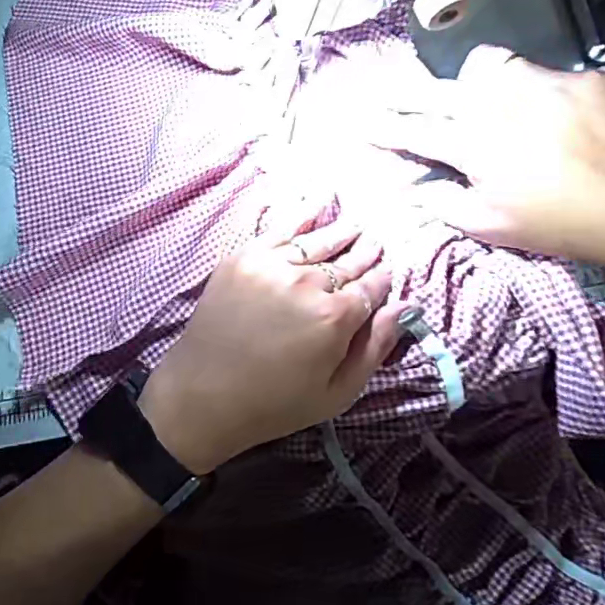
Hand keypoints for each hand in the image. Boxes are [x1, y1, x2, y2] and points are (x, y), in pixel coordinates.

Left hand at [139, 205, 406, 473]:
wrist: (202, 396)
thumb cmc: (275, 403)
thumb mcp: (337, 393)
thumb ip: (374, 348)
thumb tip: (402, 308)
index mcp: (335, 317)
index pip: (371, 288)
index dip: (382, 280)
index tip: (387, 274)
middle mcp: (307, 282)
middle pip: (347, 262)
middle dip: (365, 254)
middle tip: (376, 245)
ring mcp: (272, 264)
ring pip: (319, 242)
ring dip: (342, 233)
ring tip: (356, 227)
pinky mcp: (244, 257)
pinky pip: (280, 228)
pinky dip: (304, 213)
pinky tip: (321, 202)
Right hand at [368, 46, 604, 291]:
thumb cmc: (559, 224)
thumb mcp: (491, 226)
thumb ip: (444, 202)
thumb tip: (415, 187)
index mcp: (474, 142)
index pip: (415, 129)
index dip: (386, 126)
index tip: (364, 120)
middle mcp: (500, 101)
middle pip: (442, 87)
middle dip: (415, 95)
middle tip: (402, 99)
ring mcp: (543, 82)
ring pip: (491, 68)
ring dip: (477, 86)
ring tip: (487, 108)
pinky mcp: (580, 77)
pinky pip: (542, 75)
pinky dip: (533, 94)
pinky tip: (551, 121)